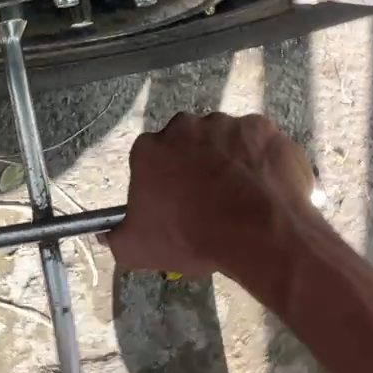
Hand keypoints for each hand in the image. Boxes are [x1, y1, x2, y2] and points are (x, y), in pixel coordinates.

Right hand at [107, 112, 321, 286]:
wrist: (259, 234)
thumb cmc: (191, 237)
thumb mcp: (137, 249)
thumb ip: (116, 237)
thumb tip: (106, 235)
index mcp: (149, 148)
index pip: (149, 161)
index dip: (161, 184)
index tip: (173, 206)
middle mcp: (186, 126)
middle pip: (187, 145)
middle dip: (194, 166)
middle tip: (207, 202)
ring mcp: (228, 124)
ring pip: (224, 142)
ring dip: (229, 162)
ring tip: (241, 199)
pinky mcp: (265, 130)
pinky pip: (260, 145)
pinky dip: (261, 162)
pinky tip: (265, 189)